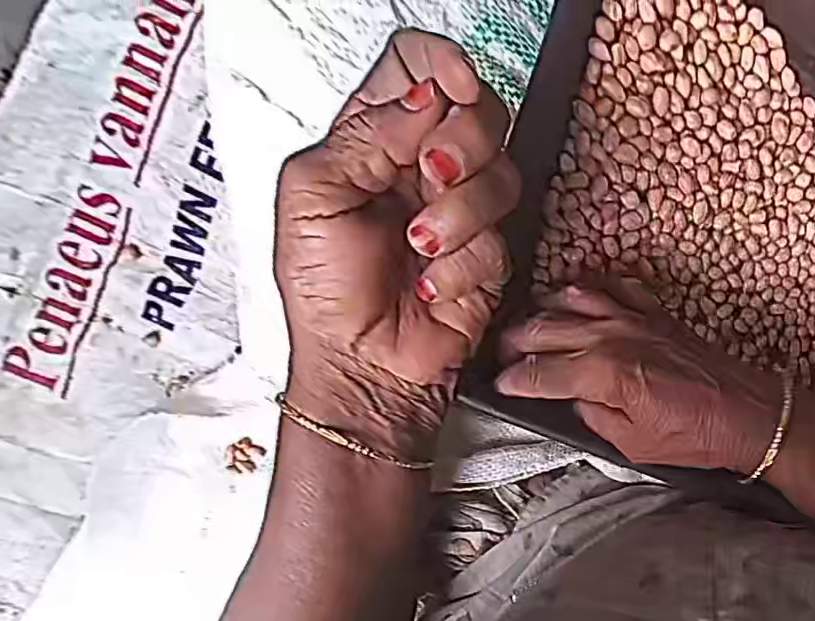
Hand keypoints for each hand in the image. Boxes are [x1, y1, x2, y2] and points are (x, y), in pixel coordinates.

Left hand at [275, 30, 519, 456]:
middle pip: (482, 115)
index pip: (418, 68)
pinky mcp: (491, 263)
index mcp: (376, 140)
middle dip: (465, 141)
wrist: (363, 363)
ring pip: (500, 180)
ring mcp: (464, 218)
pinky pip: (498, 245)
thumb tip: (423, 99)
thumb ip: (366, 138)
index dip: (444, 62)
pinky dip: (461, 268)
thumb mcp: (313, 193)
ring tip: (419, 248)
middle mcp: (427, 172)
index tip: (453, 82)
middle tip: (431, 174)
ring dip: (458, 216)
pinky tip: (432, 286)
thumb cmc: (325, 288)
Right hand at [494, 280, 785, 473]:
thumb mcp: (634, 445)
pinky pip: (611, 287)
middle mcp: (614, 338)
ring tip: (529, 328)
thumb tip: (574, 400)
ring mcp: (635, 319)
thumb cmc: (697, 435)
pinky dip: (587, 289)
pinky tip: (575, 296)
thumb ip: (593, 417)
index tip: (502, 386)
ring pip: (570, 301)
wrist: (746, 415)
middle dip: (516, 345)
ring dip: (543, 313)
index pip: (540, 373)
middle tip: (503, 357)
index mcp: (604, 374)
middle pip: (544, 330)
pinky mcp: (655, 314)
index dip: (514, 380)